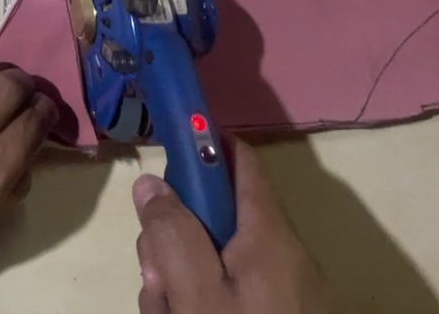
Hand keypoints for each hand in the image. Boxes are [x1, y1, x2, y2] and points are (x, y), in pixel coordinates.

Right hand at [134, 140, 331, 312]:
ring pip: (216, 256)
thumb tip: (151, 183)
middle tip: (155, 273)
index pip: (240, 159)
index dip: (201, 142)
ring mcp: (287, 293)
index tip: (165, 148)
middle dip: (174, 232)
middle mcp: (286, 256)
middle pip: (216, 214)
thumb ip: (171, 233)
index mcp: (272, 237)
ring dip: (179, 274)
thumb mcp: (196, 293)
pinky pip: (232, 289)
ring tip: (165, 308)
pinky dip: (201, 297)